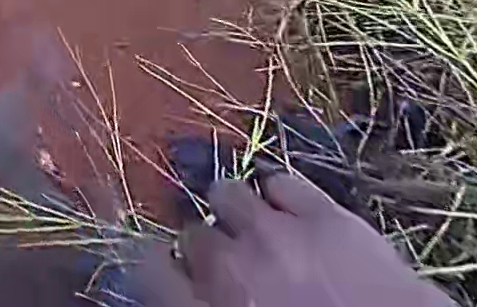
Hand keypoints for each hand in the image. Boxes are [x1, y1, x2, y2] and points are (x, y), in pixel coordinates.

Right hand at [141, 174, 452, 306]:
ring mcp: (276, 236)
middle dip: (210, 249)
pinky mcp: (326, 217)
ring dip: (239, 213)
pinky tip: (293, 212)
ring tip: (263, 233)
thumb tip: (193, 294)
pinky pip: (282, 181)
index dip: (160, 268)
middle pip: (193, 234)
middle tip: (238, 272)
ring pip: (228, 194)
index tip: (176, 274)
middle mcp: (227, 266)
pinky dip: (283, 195)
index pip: (150, 270)